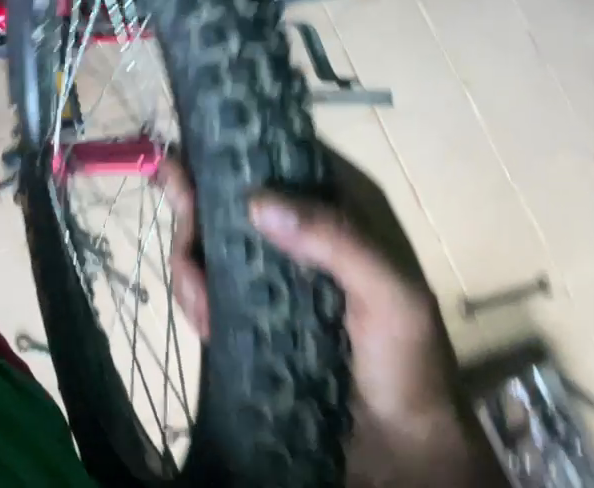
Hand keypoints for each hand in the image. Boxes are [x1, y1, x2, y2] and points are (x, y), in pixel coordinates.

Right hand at [159, 160, 504, 487]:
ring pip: (201, 231)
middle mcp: (296, 218)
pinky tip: (207, 321)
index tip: (186, 168)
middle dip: (194, 217)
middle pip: (220, 188)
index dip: (225, 148)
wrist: (395, 446)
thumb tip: (256, 201)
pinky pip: (199, 272)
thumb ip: (336, 241)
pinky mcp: (242, 292)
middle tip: (188, 245)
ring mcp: (264, 256)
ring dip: (189, 266)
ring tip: (203, 307)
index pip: (273, 148)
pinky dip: (193, 293)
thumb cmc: (407, 362)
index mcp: (338, 200)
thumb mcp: (391, 297)